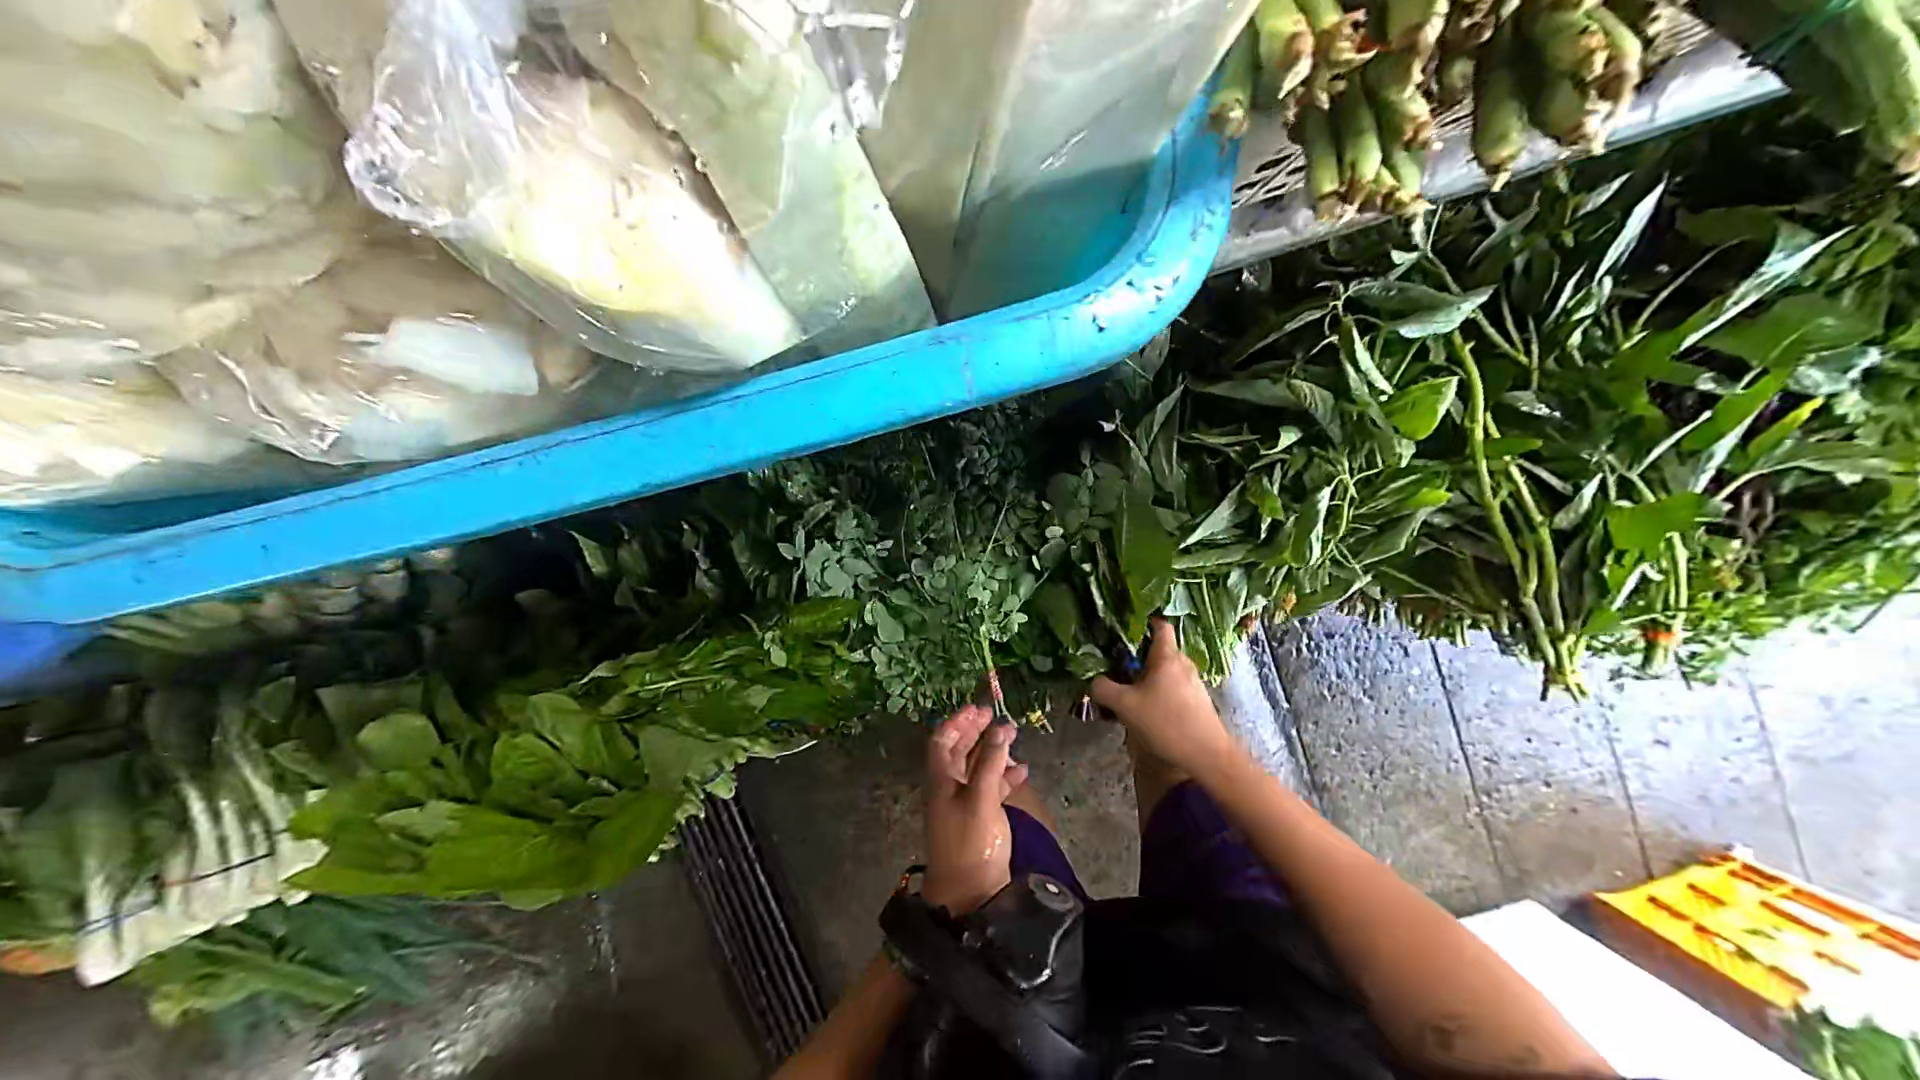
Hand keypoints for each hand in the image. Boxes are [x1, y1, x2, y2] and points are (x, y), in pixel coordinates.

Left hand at [921, 705, 1028, 914]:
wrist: (970, 893)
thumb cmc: (970, 843)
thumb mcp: (981, 799)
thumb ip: (990, 763)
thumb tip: (999, 729)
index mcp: (941, 779)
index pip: (943, 740)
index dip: (958, 722)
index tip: (978, 709)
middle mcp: (949, 787)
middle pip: (960, 750)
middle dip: (977, 731)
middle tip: (996, 716)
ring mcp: (964, 803)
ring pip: (977, 767)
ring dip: (993, 751)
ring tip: (1014, 737)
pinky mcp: (980, 818)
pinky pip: (991, 788)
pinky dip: (1004, 776)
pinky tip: (1022, 771)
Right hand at [1089, 619, 1242, 779]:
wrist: (1208, 755)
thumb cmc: (1166, 722)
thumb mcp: (1125, 706)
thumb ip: (1103, 689)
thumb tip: (1093, 681)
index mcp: (1167, 657)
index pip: (1160, 625)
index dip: (1144, 622)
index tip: (1125, 628)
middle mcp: (1183, 664)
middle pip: (1159, 651)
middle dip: (1138, 657)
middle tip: (1117, 666)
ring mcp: (1193, 683)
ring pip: (1165, 671)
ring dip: (1147, 678)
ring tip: (1128, 692)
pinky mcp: (1197, 701)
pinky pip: (1173, 687)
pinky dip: (1158, 692)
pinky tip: (1147, 710)